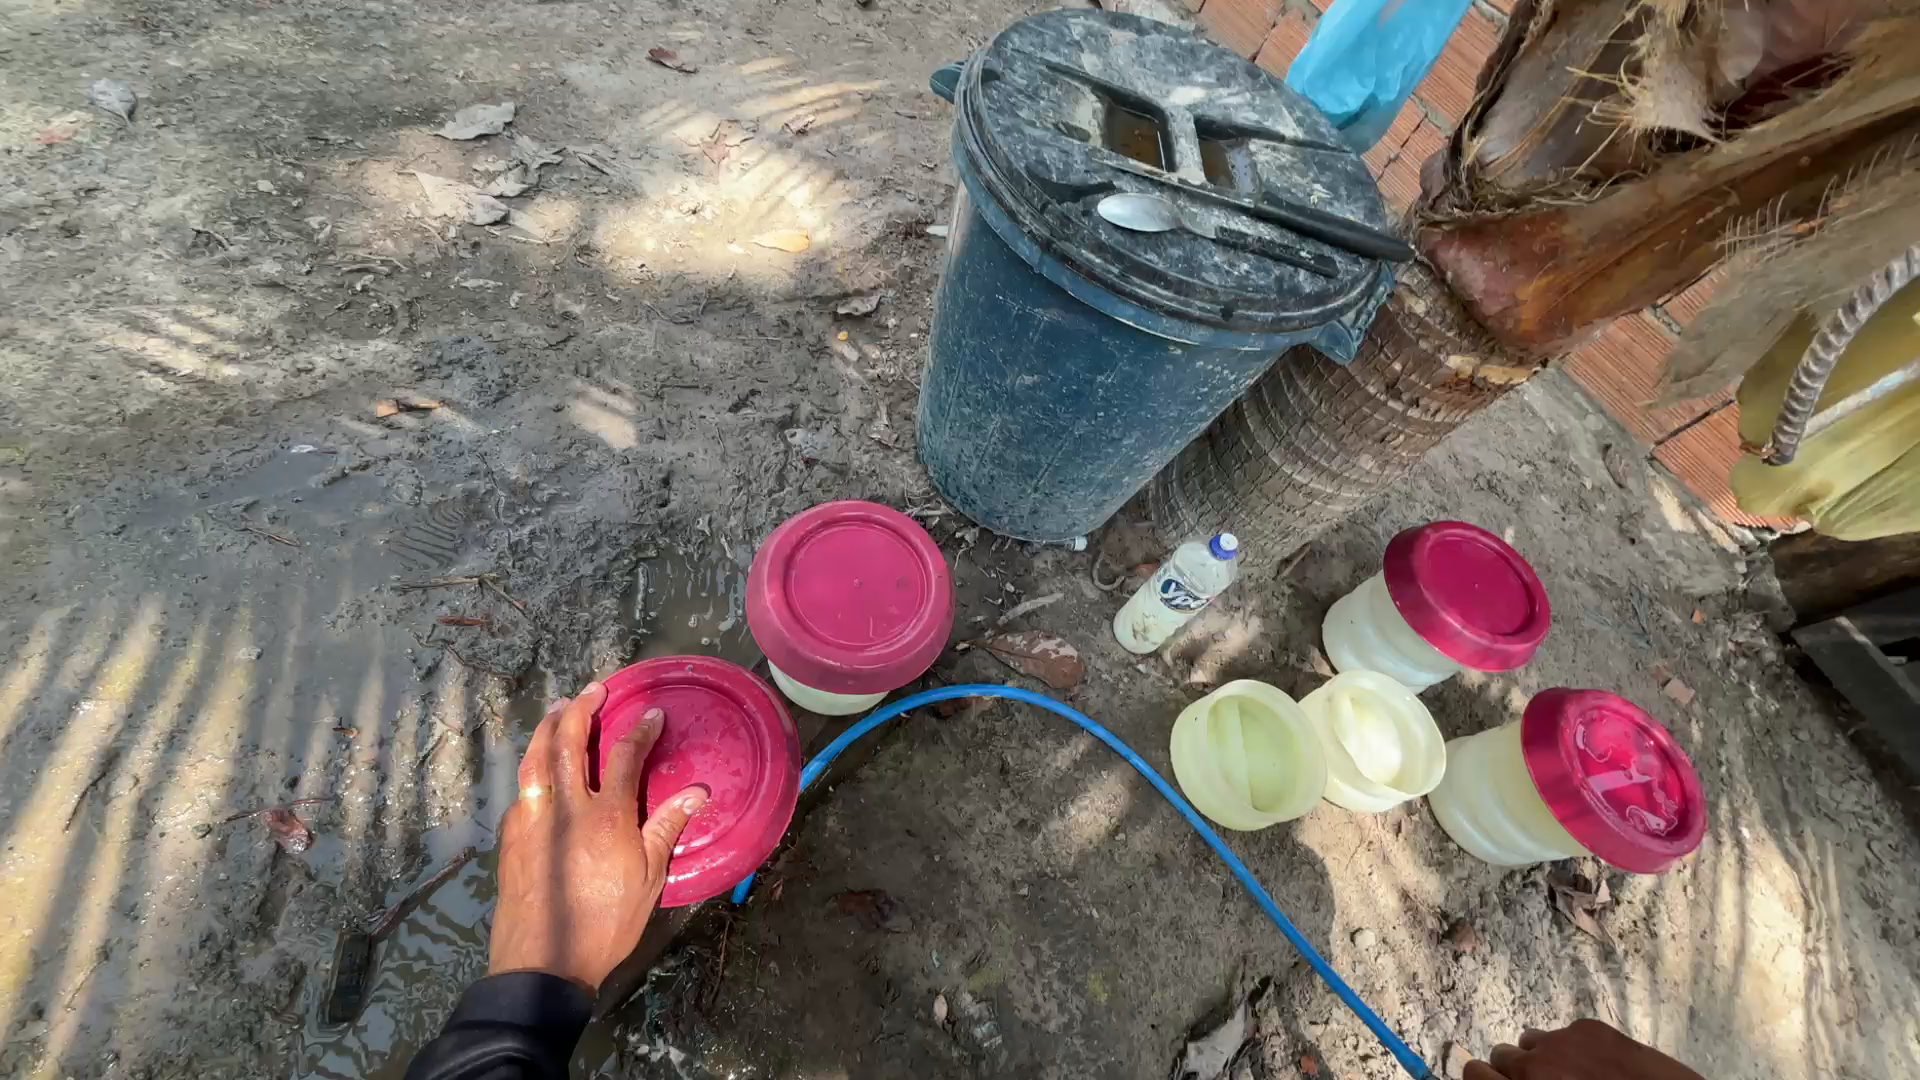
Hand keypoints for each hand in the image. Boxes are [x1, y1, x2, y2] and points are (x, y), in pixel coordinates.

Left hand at [488, 682, 708, 991]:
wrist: (542, 967)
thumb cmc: (606, 921)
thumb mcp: (649, 877)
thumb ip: (667, 827)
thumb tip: (699, 792)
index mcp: (606, 816)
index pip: (625, 756)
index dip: (641, 730)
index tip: (653, 714)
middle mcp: (566, 808)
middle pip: (568, 744)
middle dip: (580, 710)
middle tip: (592, 689)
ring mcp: (532, 822)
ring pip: (534, 761)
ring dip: (546, 729)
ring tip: (555, 709)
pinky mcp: (511, 840)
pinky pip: (521, 790)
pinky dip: (531, 767)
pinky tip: (536, 768)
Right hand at [1465, 1020, 1704, 1079]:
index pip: (1475, 1073)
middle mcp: (1533, 1066)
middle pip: (1500, 1055)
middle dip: (1517, 1072)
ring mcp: (1562, 1043)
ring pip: (1531, 1040)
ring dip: (1546, 1058)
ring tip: (1577, 1077)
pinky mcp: (1591, 1029)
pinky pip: (1569, 1033)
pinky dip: (1580, 1050)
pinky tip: (1606, 1069)